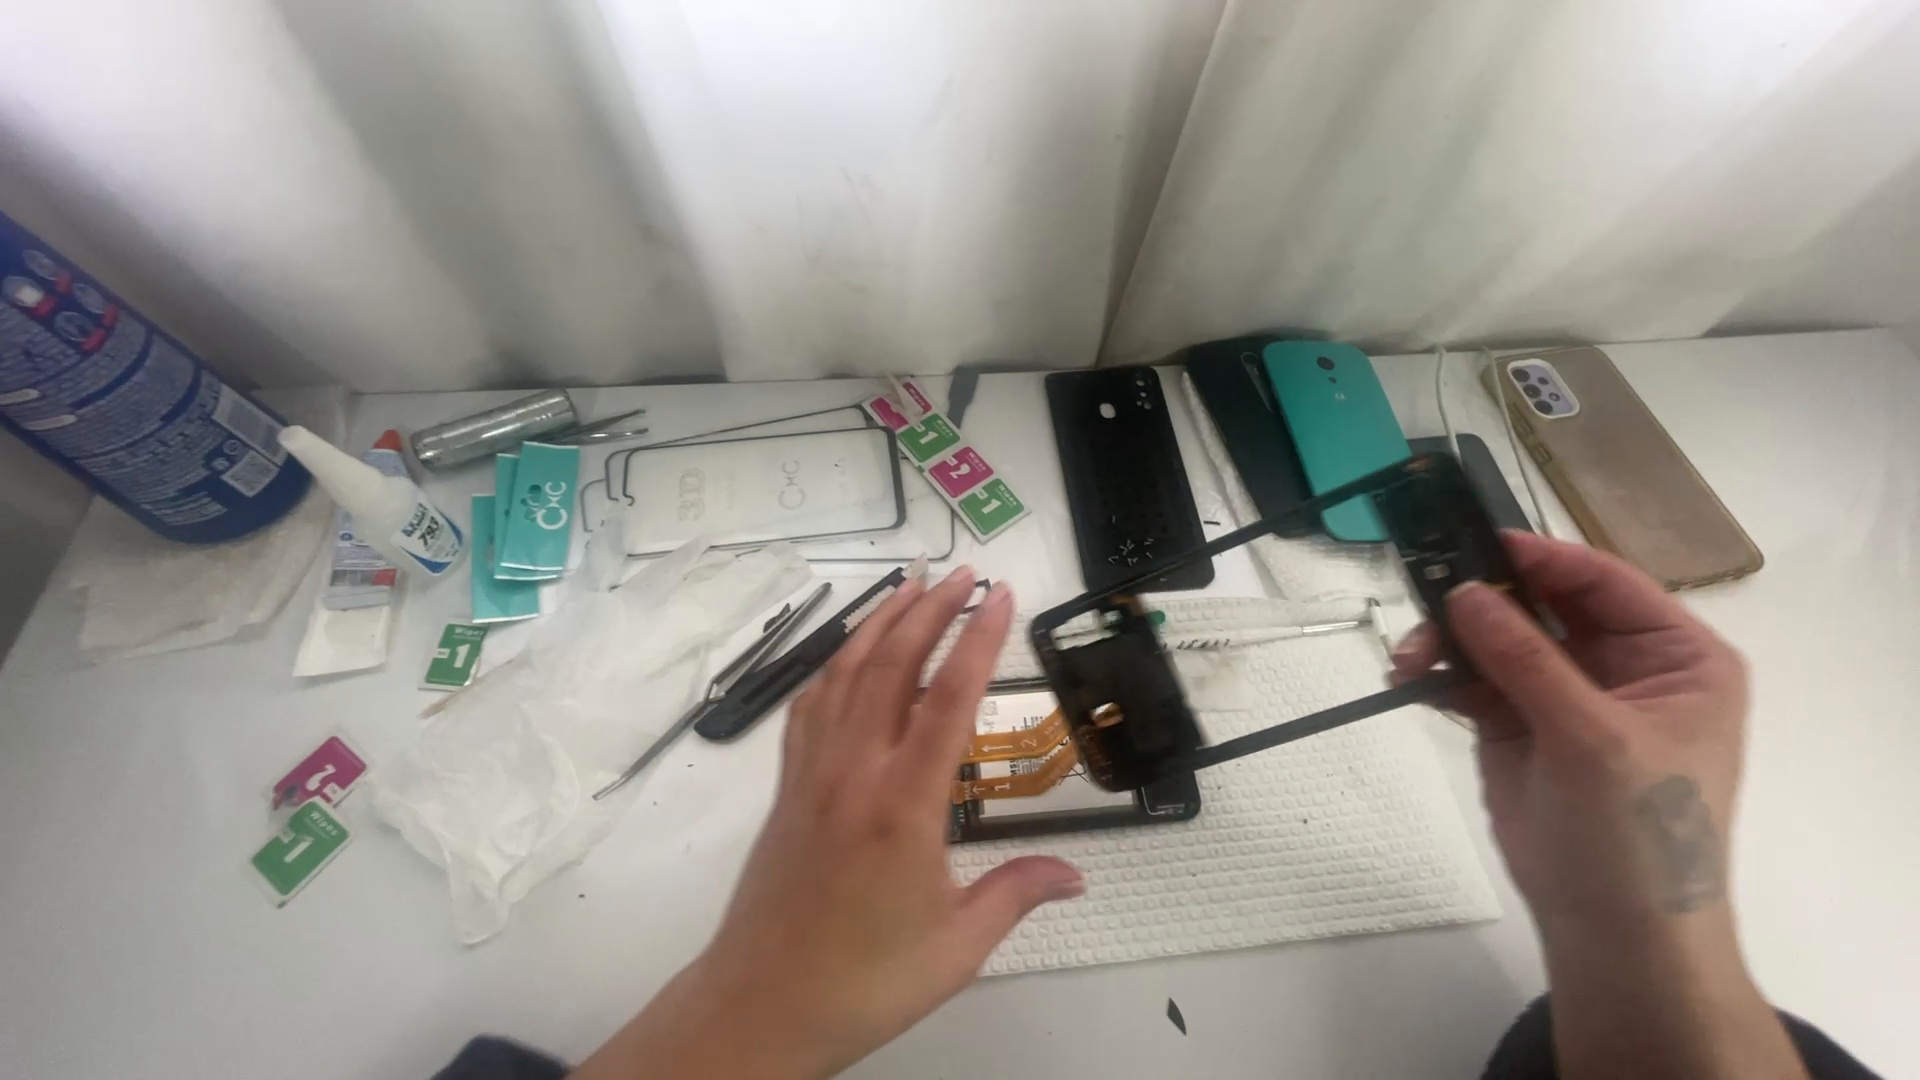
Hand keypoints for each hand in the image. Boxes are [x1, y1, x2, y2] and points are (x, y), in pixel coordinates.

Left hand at [577, 567, 1082, 1079]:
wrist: (759, 1007)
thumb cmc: (862, 981)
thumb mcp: (956, 948)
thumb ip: (1017, 896)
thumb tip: (1077, 875)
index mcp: (904, 806)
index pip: (950, 700)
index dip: (979, 639)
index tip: (1000, 595)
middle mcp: (854, 771)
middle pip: (894, 666)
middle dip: (930, 610)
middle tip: (962, 573)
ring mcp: (813, 771)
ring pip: (846, 673)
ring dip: (880, 622)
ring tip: (911, 585)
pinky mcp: (788, 782)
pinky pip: (811, 704)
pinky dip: (836, 664)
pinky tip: (852, 651)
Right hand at [1391, 530, 1745, 936]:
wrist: (1609, 923)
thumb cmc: (1637, 830)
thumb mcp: (1590, 738)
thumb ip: (1525, 660)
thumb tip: (1462, 592)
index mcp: (1672, 656)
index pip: (1602, 582)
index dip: (1540, 559)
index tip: (1471, 545)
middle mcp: (1615, 663)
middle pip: (1536, 604)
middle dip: (1476, 603)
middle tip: (1421, 604)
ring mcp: (1558, 690)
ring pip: (1491, 636)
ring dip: (1445, 640)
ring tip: (1406, 660)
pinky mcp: (1511, 717)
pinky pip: (1467, 674)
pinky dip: (1434, 672)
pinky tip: (1406, 680)